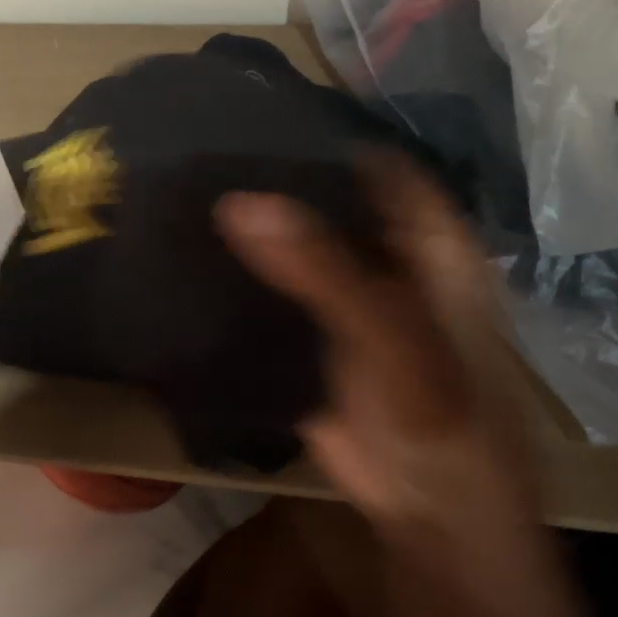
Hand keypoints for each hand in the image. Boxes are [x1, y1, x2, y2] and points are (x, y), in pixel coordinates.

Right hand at [218, 159, 580, 616]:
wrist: (425, 513)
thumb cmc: (435, 417)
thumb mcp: (391, 336)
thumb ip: (323, 269)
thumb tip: (239, 198)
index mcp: (429, 250)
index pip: (383, 168)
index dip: (335, 133)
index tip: (264, 103)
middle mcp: (386, 262)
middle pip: (328, 199)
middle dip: (274, 173)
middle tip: (201, 140)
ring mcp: (343, 299)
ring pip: (291, 242)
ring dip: (248, 220)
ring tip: (182, 182)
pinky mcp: (304, 335)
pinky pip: (264, 287)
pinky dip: (232, 267)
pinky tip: (185, 249)